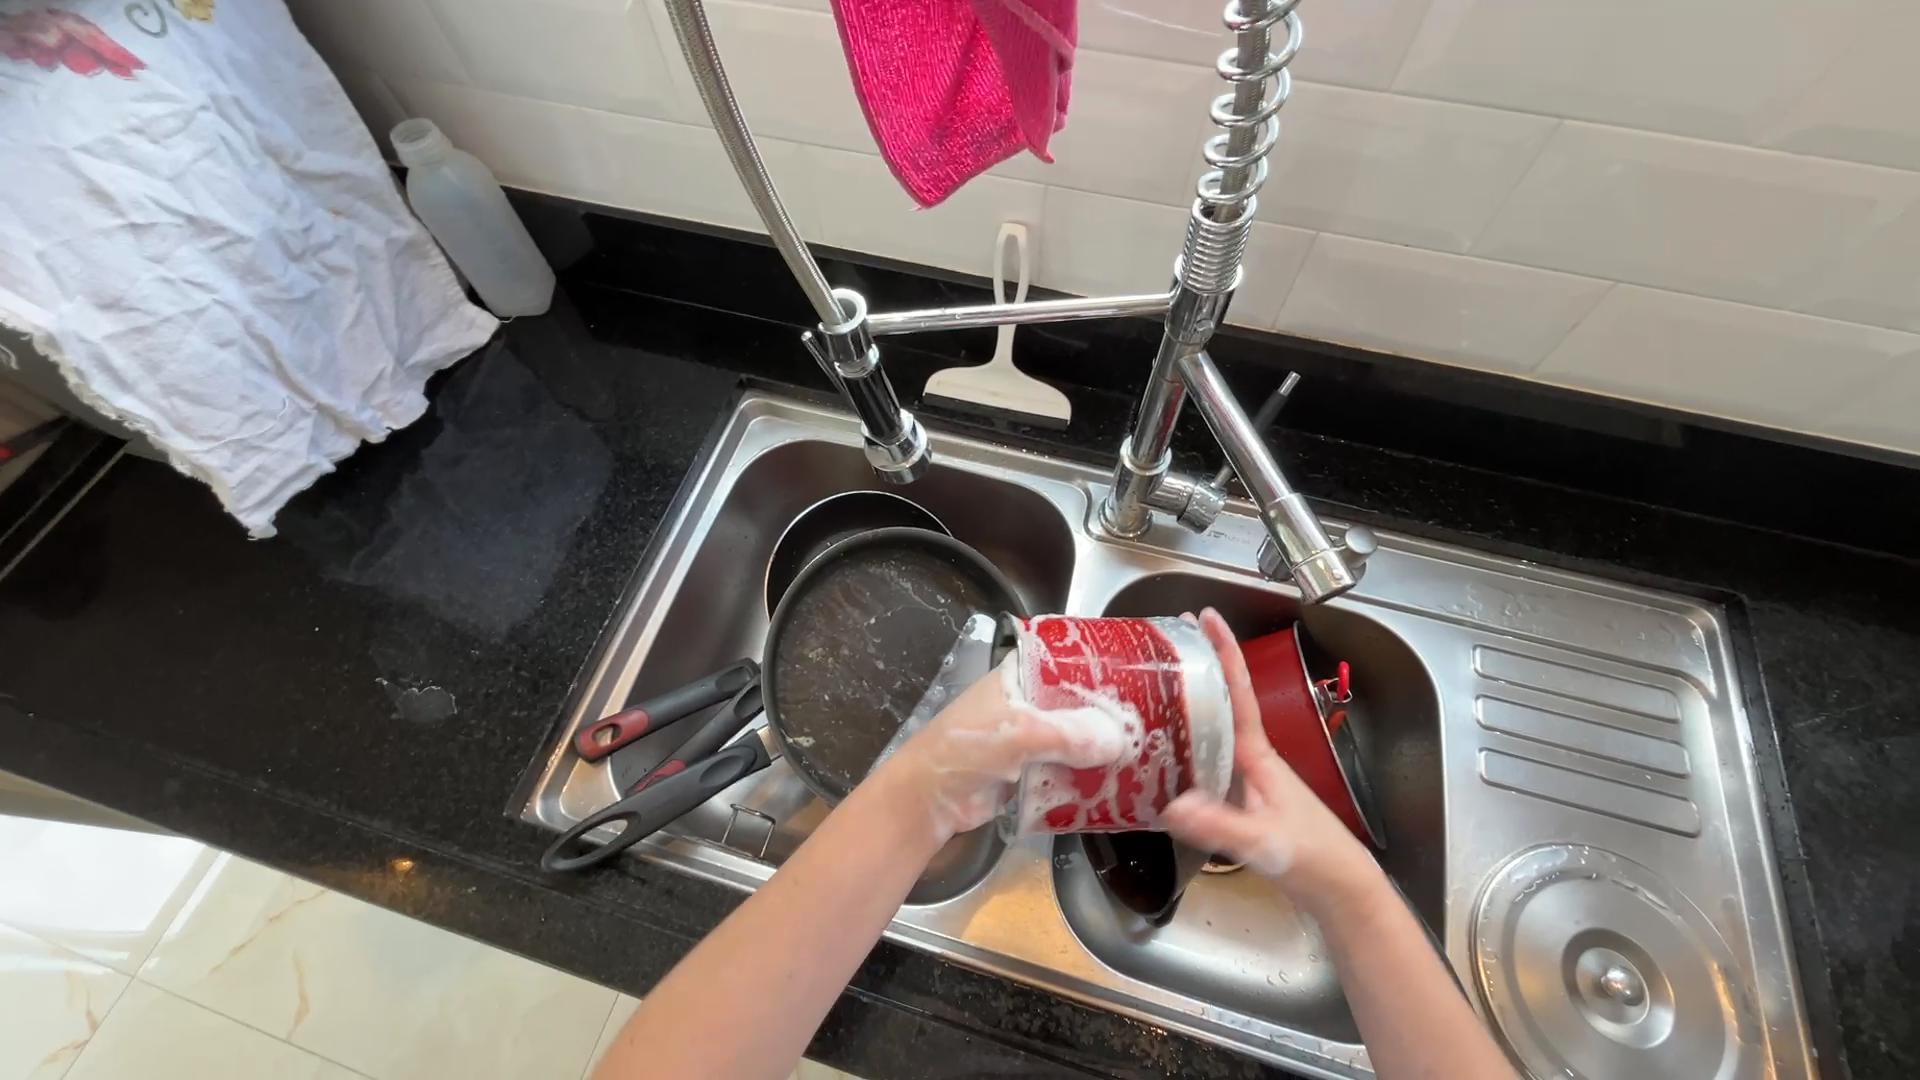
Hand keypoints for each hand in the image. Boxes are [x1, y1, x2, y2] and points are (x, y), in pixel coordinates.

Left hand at [878, 657, 1127, 842]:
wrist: (929, 800)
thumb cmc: (966, 749)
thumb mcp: (1019, 733)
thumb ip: (1068, 734)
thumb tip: (1119, 739)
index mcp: (1021, 675)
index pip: (1068, 660)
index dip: (1103, 667)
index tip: (1143, 675)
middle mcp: (1029, 700)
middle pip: (1079, 702)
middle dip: (1111, 714)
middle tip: (1156, 721)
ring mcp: (1031, 736)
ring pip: (1077, 737)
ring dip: (1104, 748)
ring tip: (1151, 752)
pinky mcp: (1032, 770)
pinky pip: (1069, 767)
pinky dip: (1090, 774)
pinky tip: (1124, 781)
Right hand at [1161, 609, 1382, 915]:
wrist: (1343, 895)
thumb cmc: (1316, 860)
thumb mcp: (1267, 842)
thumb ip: (1222, 825)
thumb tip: (1172, 804)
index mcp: (1258, 755)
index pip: (1238, 692)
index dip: (1224, 652)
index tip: (1204, 617)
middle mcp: (1249, 759)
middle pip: (1218, 703)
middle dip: (1195, 670)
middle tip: (1162, 644)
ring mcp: (1243, 780)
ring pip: (1208, 732)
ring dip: (1184, 709)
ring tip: (1150, 691)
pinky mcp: (1236, 802)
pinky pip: (1201, 763)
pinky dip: (1179, 750)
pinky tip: (1156, 758)